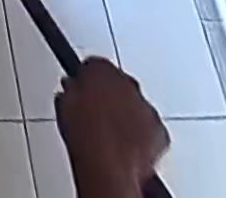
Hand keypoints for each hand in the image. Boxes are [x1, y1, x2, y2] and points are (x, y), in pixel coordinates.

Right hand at [55, 57, 169, 194]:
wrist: (106, 162)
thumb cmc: (84, 132)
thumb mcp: (64, 102)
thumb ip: (72, 90)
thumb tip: (73, 92)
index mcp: (101, 69)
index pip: (95, 64)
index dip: (88, 77)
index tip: (84, 87)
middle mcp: (128, 83)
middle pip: (119, 84)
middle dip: (110, 94)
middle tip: (97, 109)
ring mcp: (146, 108)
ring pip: (137, 106)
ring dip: (128, 113)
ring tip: (113, 131)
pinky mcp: (161, 133)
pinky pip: (152, 129)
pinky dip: (143, 134)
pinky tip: (128, 143)